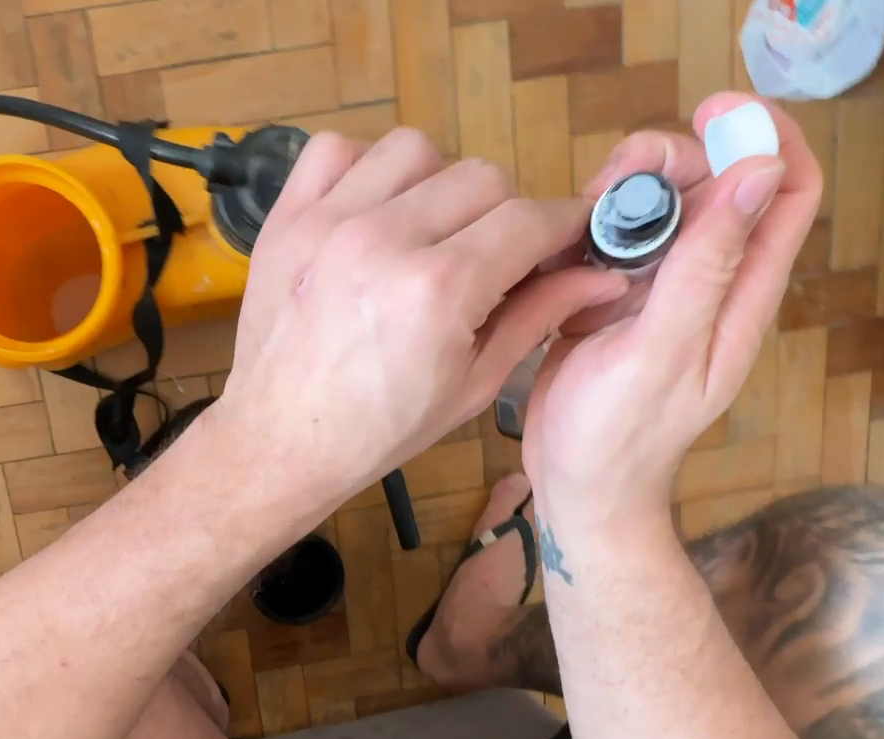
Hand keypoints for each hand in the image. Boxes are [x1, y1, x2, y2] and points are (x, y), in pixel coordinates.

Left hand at [212, 128, 628, 508]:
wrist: (281, 442)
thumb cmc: (377, 431)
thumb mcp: (470, 388)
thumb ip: (537, 318)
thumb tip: (602, 273)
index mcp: (438, 290)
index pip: (530, 218)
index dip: (560, 228)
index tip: (560, 241)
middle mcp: (383, 241)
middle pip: (481, 178)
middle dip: (500, 217)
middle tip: (483, 261)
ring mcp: (327, 225)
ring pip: (414, 151)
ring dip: (434, 186)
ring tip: (421, 237)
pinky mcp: (285, 221)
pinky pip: (335, 151)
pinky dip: (362, 170)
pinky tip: (369, 215)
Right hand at [521, 94, 822, 535]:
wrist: (575, 486)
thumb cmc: (618, 436)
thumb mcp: (663, 353)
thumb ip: (707, 269)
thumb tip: (758, 172)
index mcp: (738, 295)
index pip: (786, 191)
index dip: (763, 138)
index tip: (711, 114)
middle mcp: (705, 285)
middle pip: (711, 190)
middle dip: (672, 163)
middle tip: (614, 177)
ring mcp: (655, 296)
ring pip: (656, 214)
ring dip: (623, 196)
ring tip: (578, 213)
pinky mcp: (608, 307)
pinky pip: (610, 248)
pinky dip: (588, 232)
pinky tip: (560, 246)